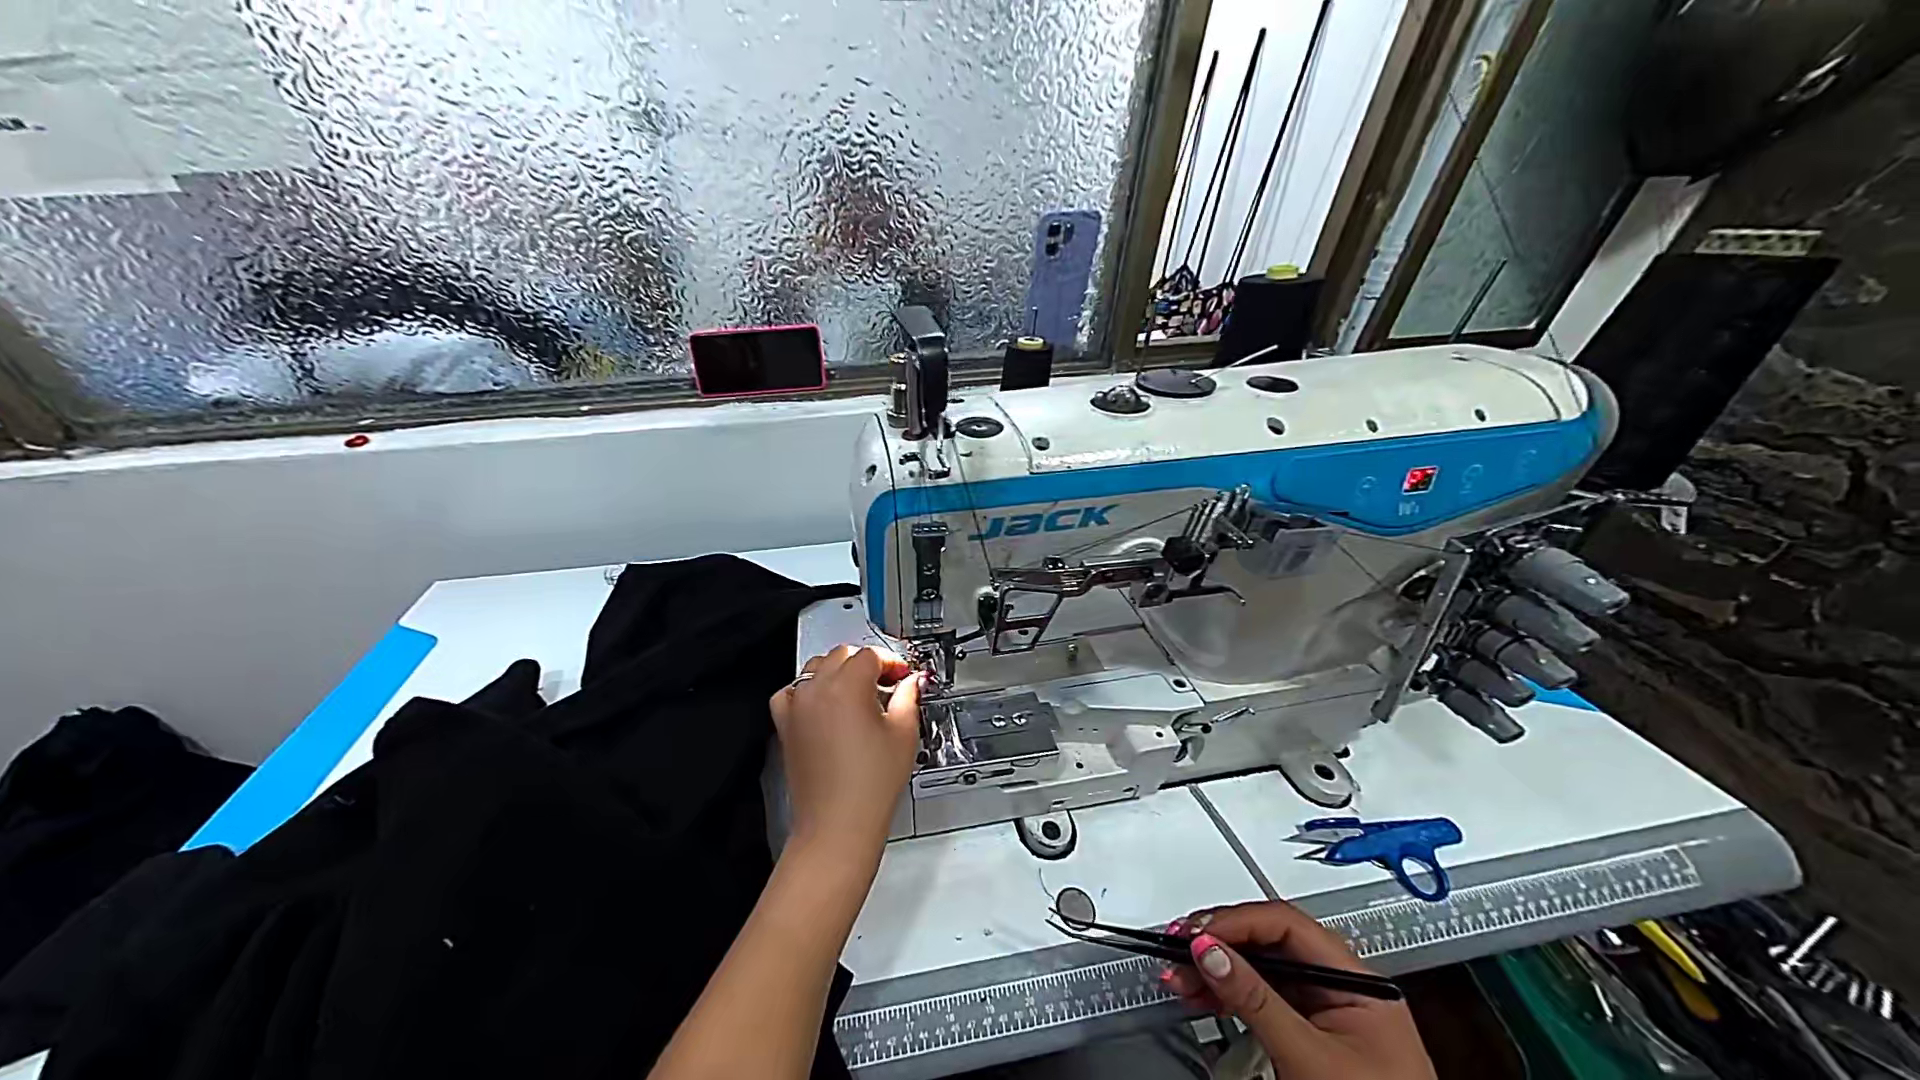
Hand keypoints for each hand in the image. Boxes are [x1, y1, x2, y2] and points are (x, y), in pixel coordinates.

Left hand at [770, 645, 921, 854]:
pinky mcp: (786, 726)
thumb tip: (911, 683)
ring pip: (816, 668)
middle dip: (866, 664)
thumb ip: (908, 697)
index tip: (902, 674)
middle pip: (842, 655)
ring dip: (838, 672)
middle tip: (887, 682)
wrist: (837, 824)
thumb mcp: (903, 733)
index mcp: (847, 686)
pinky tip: (825, 704)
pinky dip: (808, 691)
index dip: (892, 662)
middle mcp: (817, 691)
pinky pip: (792, 692)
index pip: (871, 655)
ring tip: (859, 693)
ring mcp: (797, 707)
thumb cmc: (869, 786)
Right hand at [1165, 901, 1434, 1079]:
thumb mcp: (1309, 1057)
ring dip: (1215, 969)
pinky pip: (1260, 998)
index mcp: (1358, 982)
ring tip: (1180, 975)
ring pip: (1259, 969)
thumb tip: (1211, 951)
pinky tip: (1201, 994)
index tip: (1197, 935)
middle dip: (1219, 943)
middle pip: (1268, 942)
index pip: (1286, 924)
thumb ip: (1256, 1001)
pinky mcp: (1307, 1034)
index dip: (1237, 922)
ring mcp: (1323, 1011)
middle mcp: (1341, 988)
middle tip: (1179, 947)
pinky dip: (1227, 994)